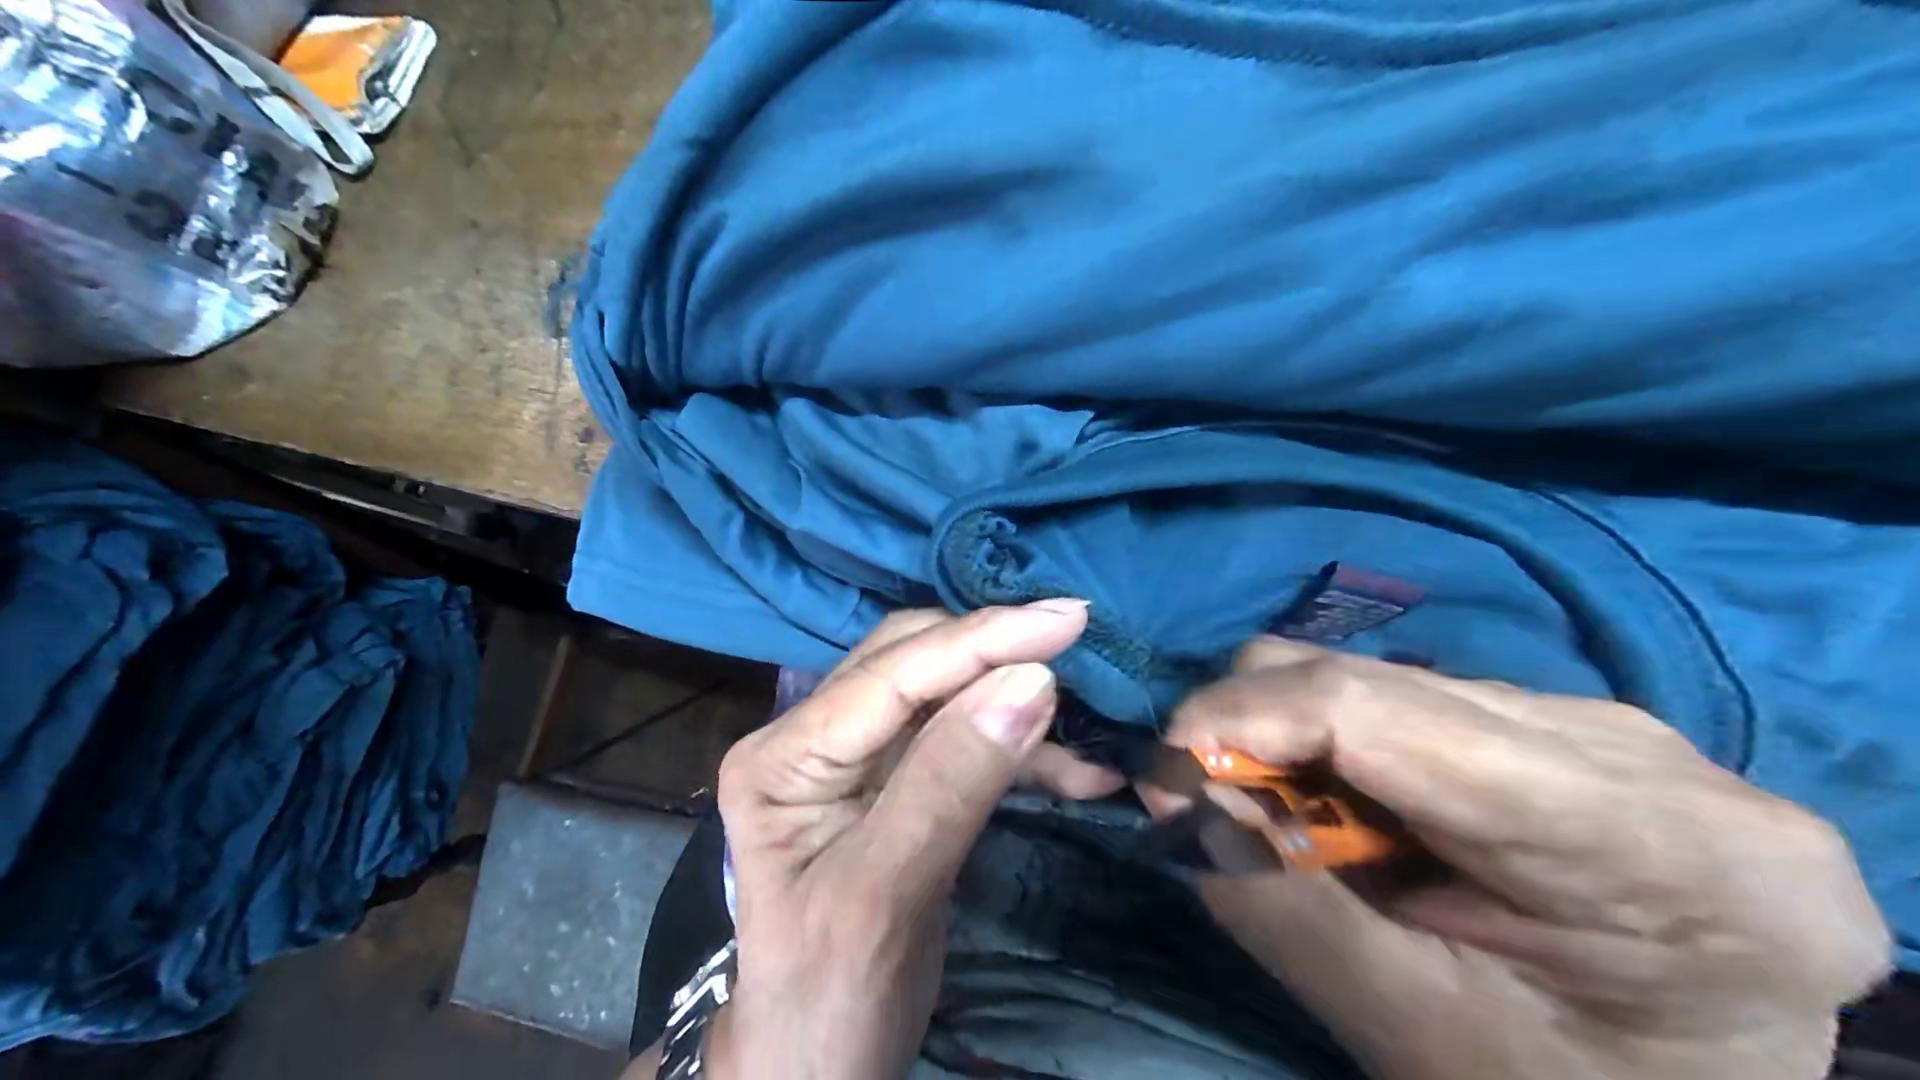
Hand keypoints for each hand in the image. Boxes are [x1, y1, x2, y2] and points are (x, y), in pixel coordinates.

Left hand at [701, 601, 1115, 1079]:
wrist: (817, 1068)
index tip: (1066, 620)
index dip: (981, 640)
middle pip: (912, 661)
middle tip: (1075, 645)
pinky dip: (1019, 748)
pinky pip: (961, 738)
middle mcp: (811, 735)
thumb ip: (951, 783)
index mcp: (783, 755)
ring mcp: (855, 754)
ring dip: (1014, 700)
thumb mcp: (884, 896)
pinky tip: (1076, 772)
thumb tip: (1032, 682)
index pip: (890, 675)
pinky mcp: (896, 780)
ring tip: (1086, 725)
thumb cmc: (828, 996)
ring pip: (942, 690)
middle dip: (994, 651)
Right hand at [1161, 638, 1889, 1079]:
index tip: (1161, 774)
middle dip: (1254, 735)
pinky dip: (1338, 745)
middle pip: (1364, 680)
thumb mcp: (1407, 1027)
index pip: (1377, 713)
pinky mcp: (1554, 717)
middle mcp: (1627, 746)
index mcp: (1646, 844)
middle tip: (1221, 818)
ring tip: (1306, 831)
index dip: (1241, 721)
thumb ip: (1274, 897)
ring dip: (1294, 742)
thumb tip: (1166, 787)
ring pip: (1369, 675)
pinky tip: (1363, 816)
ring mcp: (1594, 717)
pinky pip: (1397, 695)